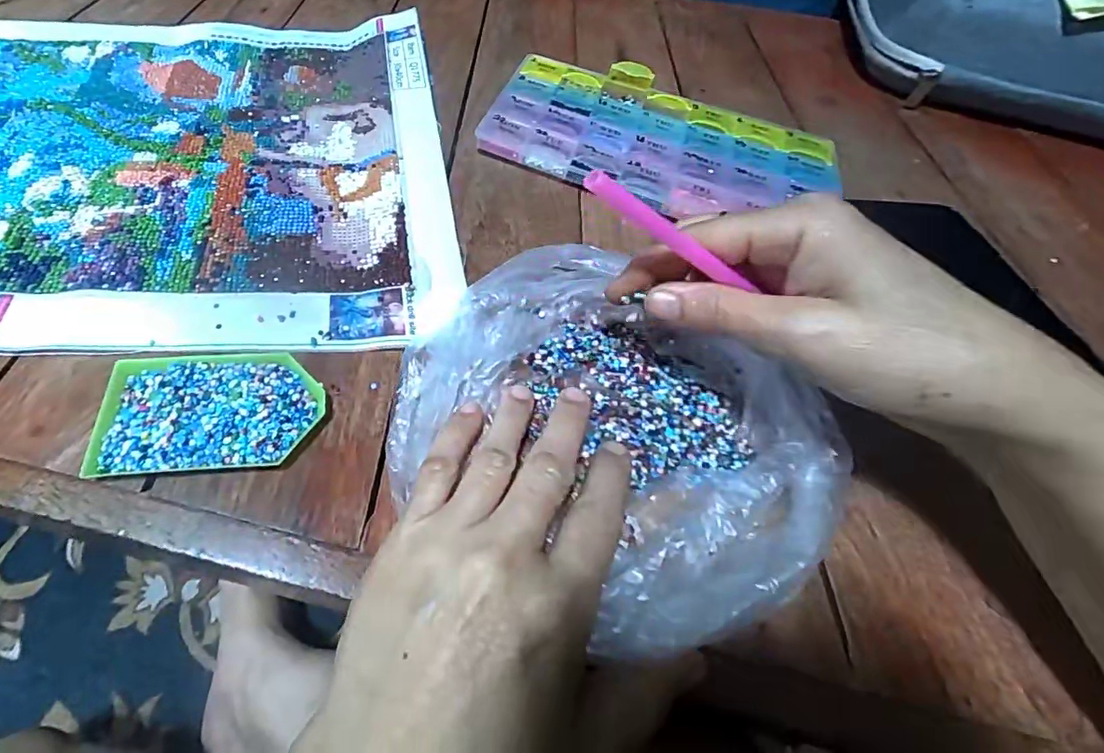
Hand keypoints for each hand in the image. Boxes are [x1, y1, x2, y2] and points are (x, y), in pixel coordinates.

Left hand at [295, 386, 630, 752]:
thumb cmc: (494, 748)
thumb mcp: (582, 733)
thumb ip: (641, 691)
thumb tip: (699, 657)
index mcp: (560, 600)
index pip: (597, 515)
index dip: (611, 474)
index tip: (618, 443)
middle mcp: (507, 553)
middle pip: (545, 472)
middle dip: (565, 425)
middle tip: (577, 390)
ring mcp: (449, 538)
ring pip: (490, 460)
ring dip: (511, 418)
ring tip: (525, 386)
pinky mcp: (404, 537)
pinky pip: (435, 471)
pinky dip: (454, 435)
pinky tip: (468, 412)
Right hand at [605, 194, 1103, 437]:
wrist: (1008, 398)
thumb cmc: (906, 354)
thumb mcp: (803, 335)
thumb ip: (721, 313)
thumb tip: (648, 300)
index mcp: (800, 219)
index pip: (705, 235)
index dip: (653, 263)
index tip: (613, 297)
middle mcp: (803, 225)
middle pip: (714, 242)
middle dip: (668, 272)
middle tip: (630, 310)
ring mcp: (815, 255)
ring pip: (732, 265)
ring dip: (694, 289)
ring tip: (656, 318)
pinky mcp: (823, 285)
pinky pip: (757, 285)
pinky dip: (724, 302)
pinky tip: (705, 321)